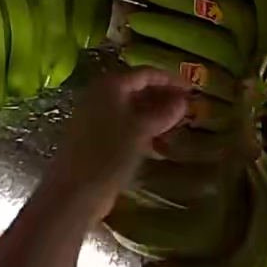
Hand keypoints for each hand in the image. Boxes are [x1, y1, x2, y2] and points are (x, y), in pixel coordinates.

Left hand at [52, 67, 191, 211]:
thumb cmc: (109, 154)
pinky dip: (143, 127)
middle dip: (164, 96)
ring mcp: (95, 117)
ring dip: (155, 113)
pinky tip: (159, 139)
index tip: (192, 87)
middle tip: (188, 105)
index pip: (146, 73)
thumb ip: (164, 112)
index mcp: (110, 86)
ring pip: (131, 108)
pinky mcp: (94, 137)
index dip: (171, 79)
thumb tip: (184, 100)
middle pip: (137, 89)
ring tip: (179, 122)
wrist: (74, 193)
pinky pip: (124, 124)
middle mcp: (100, 96)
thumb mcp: (142, 130)